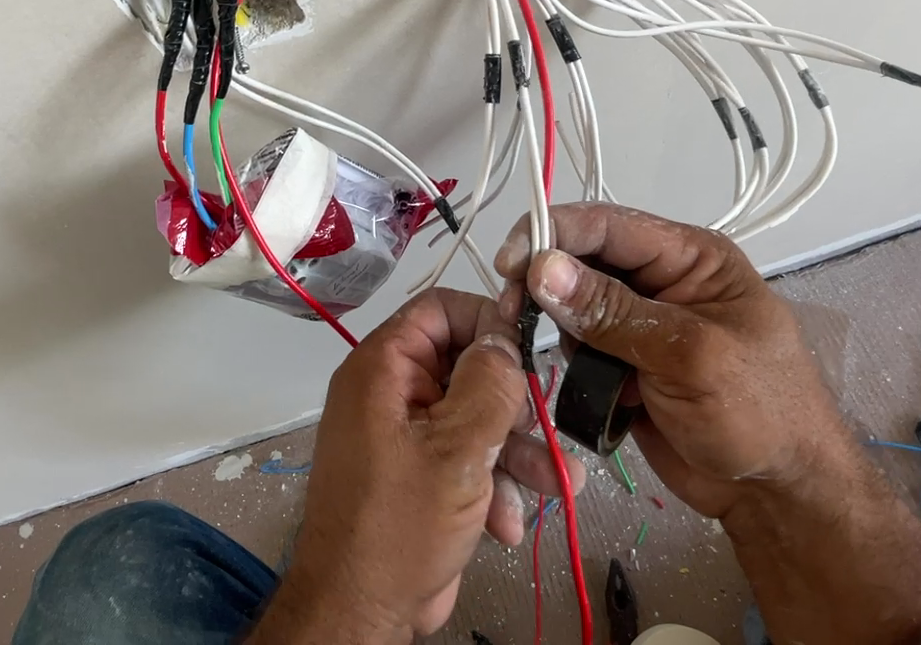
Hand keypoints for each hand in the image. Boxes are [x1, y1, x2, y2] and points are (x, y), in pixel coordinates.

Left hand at [248, 288, 585, 642]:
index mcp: (385, 367)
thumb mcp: (457, 449)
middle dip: (511, 399)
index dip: (486, 319)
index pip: (439, 310)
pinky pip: (465, 455)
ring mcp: (407, 432)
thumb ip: (489, 385)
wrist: (361, 611)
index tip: (530, 346)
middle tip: (543, 419)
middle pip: (464, 364)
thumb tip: (504, 337)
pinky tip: (510, 521)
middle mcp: (393, 390)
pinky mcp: (421, 471)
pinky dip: (492, 482)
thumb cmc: (401, 523)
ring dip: (515, 449)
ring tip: (558, 479)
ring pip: (474, 415)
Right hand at [495, 204, 920, 643]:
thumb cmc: (758, 415)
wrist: (777, 499)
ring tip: (543, 352)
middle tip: (510, 311)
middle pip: (583, 259)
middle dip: (544, 280)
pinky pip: (577, 343)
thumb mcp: (689, 355)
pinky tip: (570, 378)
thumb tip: (541, 268)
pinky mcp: (623, 361)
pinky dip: (565, 356)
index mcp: (689, 258)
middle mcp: (660, 280)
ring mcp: (640, 322)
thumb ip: (613, 312)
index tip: (508, 261)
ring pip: (572, 302)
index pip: (609, 226)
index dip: (554, 233)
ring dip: (552, 323)